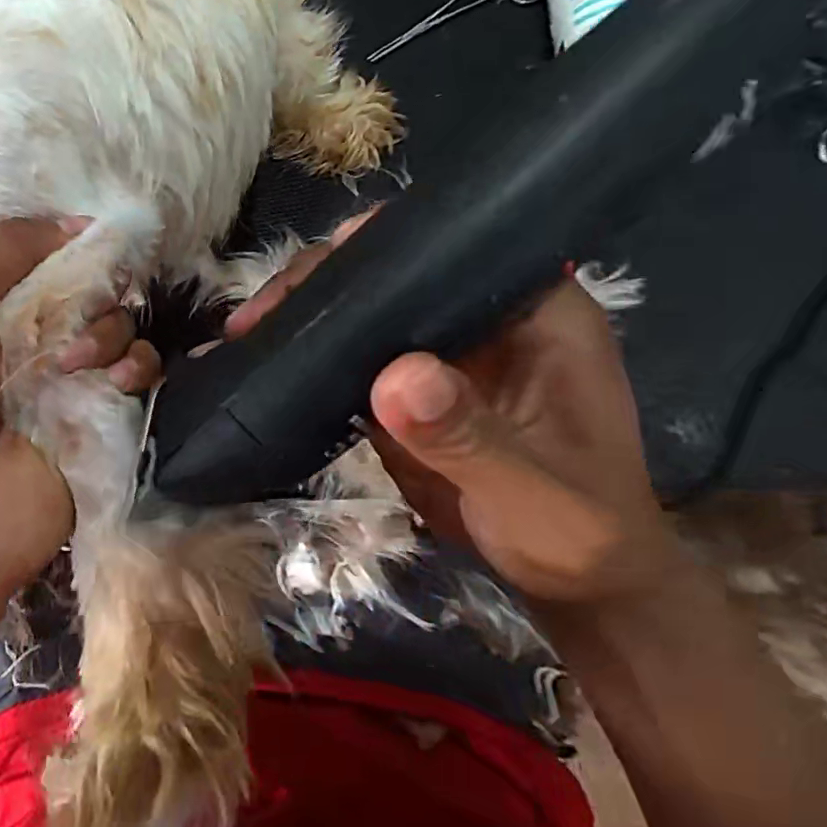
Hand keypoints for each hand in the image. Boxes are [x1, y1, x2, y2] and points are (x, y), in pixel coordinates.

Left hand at [0, 218, 159, 596]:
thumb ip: (1, 249)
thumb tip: (77, 223)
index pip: (53, 257)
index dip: (74, 245)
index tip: (93, 239)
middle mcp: (41, 339)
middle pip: (94, 286)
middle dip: (91, 291)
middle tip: (65, 324)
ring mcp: (79, 380)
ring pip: (124, 324)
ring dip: (106, 333)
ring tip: (73, 369)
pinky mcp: (111, 419)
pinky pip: (145, 372)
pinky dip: (137, 368)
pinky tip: (115, 384)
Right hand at [228, 213, 681, 607]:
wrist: (574, 585)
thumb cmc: (580, 534)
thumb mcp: (534, 493)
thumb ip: (469, 436)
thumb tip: (394, 376)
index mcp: (532, 310)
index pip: (456, 245)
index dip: (390, 241)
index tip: (328, 261)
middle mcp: (479, 315)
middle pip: (393, 271)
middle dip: (326, 281)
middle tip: (262, 312)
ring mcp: (438, 351)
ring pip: (363, 310)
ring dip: (308, 316)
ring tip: (246, 331)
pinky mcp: (404, 389)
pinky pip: (350, 357)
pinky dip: (309, 359)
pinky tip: (263, 362)